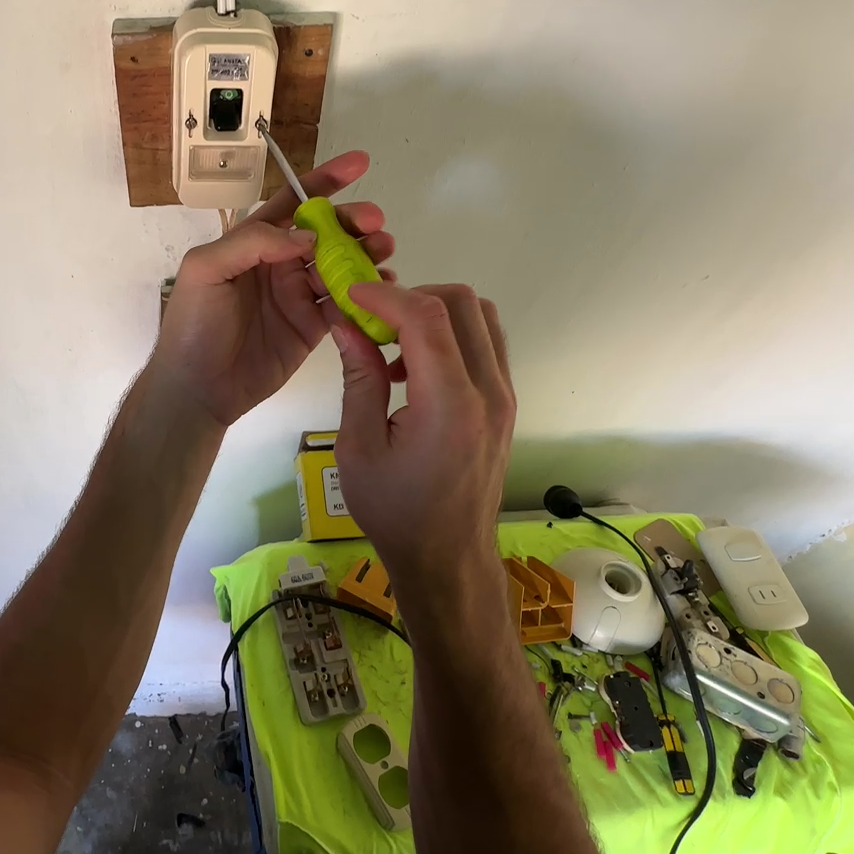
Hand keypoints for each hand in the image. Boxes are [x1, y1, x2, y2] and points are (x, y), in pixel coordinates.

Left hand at [149, 151, 395, 427]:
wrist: (197, 388)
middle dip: (353, 222)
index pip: (292, 203)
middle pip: (324, 233)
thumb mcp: (206, 269)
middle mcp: (278, 264)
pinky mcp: (311, 328)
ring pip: (339, 265)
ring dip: (364, 254)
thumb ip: (253, 243)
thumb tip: (308, 235)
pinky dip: (365, 293)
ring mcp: (296, 296)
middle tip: (377, 223)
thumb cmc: (193, 324)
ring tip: (383, 251)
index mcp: (252, 243)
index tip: (360, 163)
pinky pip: (344, 304)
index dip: (324, 182)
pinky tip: (382, 286)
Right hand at [328, 283, 514, 584]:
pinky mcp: (506, 403)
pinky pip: (486, 343)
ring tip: (395, 349)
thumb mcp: (359, 447)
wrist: (447, 557)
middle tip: (373, 324)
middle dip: (411, 297)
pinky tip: (417, 371)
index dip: (384, 295)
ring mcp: (505, 395)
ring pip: (481, 316)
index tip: (351, 295)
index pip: (426, 317)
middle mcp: (489, 391)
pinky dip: (451, 336)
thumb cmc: (395, 510)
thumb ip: (358, 378)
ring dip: (435, 315)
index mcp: (450, 404)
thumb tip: (346, 324)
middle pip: (462, 303)